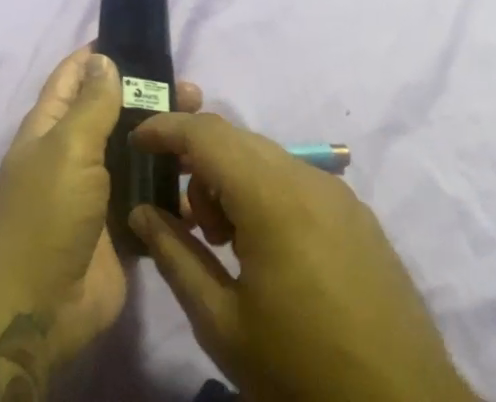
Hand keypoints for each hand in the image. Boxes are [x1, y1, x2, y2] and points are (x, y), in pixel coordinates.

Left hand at [0, 45, 202, 365]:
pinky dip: (177, 191)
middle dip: (149, 99)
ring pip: (138, 156)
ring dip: (169, 143)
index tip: (141, 41)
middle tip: (194, 93)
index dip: (99, 57)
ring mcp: (97, 194)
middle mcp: (73, 155)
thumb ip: (91, 105)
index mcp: (49, 129)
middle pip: (114, 115)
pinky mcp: (122, 229)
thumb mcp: (66, 150)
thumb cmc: (45, 216)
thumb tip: (103, 58)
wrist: (39, 307)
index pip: (73, 78)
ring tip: (208, 134)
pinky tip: (206, 183)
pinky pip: (153, 200)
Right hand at [130, 114, 476, 401]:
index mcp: (273, 198)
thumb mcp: (221, 321)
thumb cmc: (300, 368)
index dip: (164, 128)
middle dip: (196, 161)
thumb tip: (141, 211)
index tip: (134, 144)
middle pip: (236, 140)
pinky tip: (263, 249)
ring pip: (268, 159)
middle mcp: (310, 181)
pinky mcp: (361, 220)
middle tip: (179, 217)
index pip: (206, 134)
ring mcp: (342, 199)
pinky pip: (298, 182)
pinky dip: (264, 193)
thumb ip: (174, 255)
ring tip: (221, 242)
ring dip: (230, 180)